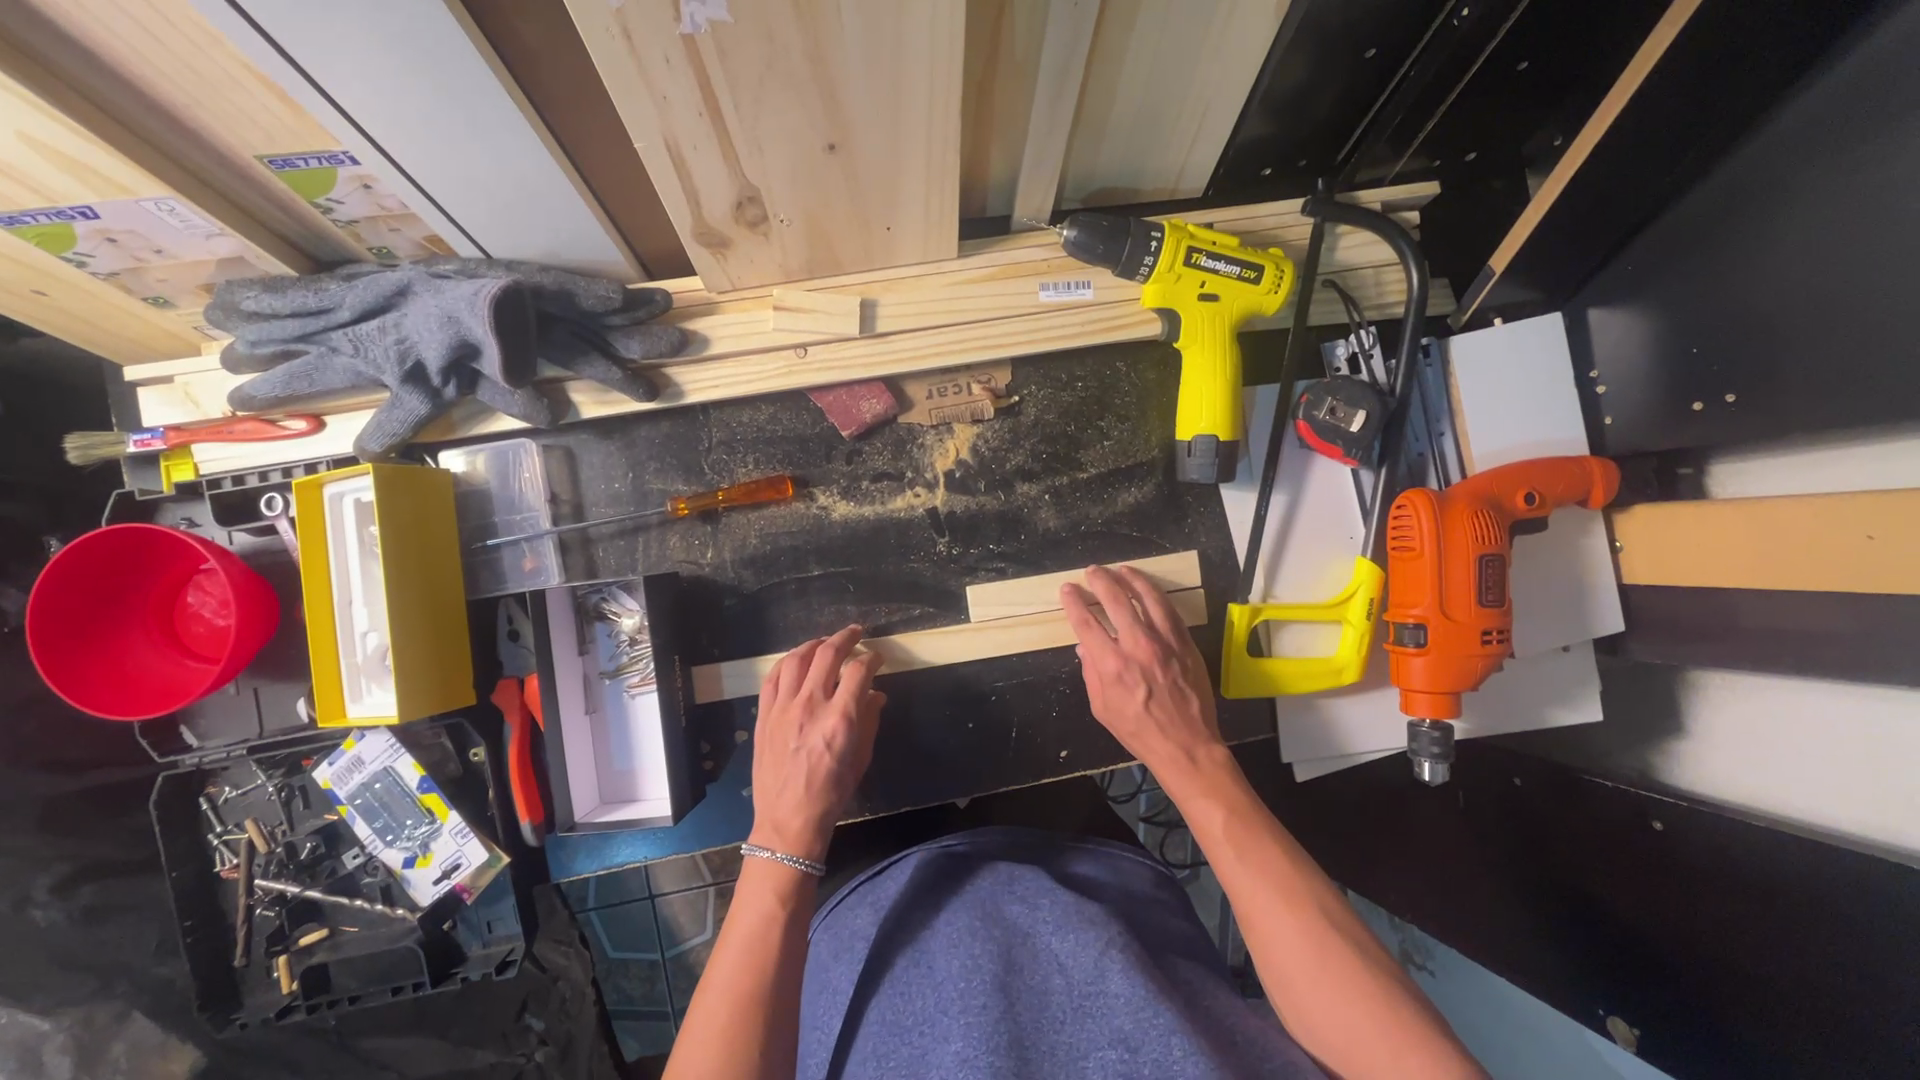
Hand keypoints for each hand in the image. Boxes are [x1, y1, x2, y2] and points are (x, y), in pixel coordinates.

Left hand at [747, 626, 885, 862]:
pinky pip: (774, 676)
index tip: (878, 658)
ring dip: (814, 643)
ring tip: (825, 642)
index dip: (872, 658)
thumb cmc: (832, 793)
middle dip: (845, 638)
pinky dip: (788, 661)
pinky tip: (796, 660)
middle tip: (855, 633)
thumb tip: (875, 694)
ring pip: (798, 658)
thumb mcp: (861, 758)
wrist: (789, 818)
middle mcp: (811, 705)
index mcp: (841, 719)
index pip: (859, 671)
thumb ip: (869, 720)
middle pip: (828, 654)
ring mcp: (783, 708)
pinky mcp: (765, 714)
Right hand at [1061, 565, 1225, 786]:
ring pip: (1147, 597)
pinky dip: (1156, 595)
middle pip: (1115, 600)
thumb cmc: (1139, 731)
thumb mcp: (1102, 708)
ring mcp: (1164, 642)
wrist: (1186, 743)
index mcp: (1111, 664)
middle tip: (1092, 571)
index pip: (1086, 622)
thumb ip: (1091, 674)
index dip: (1074, 602)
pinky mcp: (1185, 643)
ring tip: (1120, 570)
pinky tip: (1148, 589)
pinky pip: (1169, 610)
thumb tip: (1085, 647)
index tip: (1068, 589)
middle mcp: (1137, 645)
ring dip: (1131, 579)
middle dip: (1100, 580)